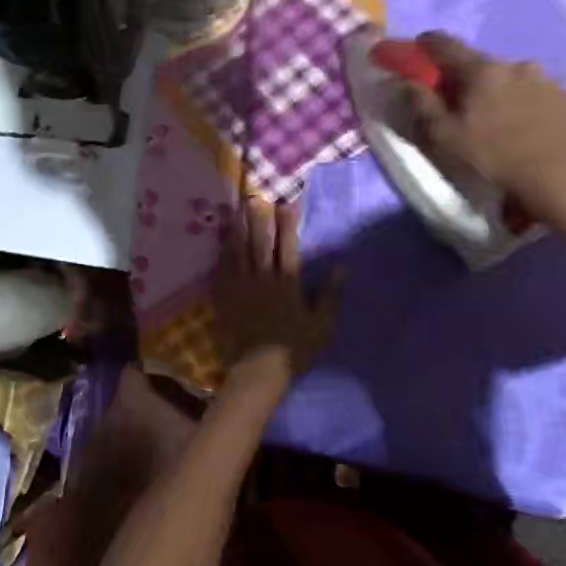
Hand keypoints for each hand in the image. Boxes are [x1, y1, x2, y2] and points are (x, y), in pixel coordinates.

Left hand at [212, 197, 341, 382]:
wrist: (259, 370)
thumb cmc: (295, 348)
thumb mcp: (323, 325)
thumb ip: (332, 294)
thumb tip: (343, 266)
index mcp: (288, 282)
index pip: (289, 244)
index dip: (288, 221)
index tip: (287, 200)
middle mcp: (263, 278)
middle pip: (260, 241)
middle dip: (259, 216)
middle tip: (255, 195)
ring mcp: (241, 286)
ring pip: (239, 250)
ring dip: (239, 228)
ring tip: (237, 209)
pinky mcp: (225, 298)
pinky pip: (223, 269)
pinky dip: (224, 252)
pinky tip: (223, 240)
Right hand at [403, 31, 565, 216]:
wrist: (556, 178)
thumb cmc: (492, 157)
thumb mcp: (444, 137)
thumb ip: (423, 104)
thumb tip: (408, 81)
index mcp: (482, 70)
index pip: (446, 44)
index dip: (428, 44)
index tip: (420, 48)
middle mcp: (515, 64)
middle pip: (481, 64)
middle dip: (467, 78)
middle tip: (461, 101)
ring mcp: (545, 78)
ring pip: (510, 78)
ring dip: (499, 90)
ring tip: (497, 118)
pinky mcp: (565, 96)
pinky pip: (535, 92)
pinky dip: (524, 102)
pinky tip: (523, 126)